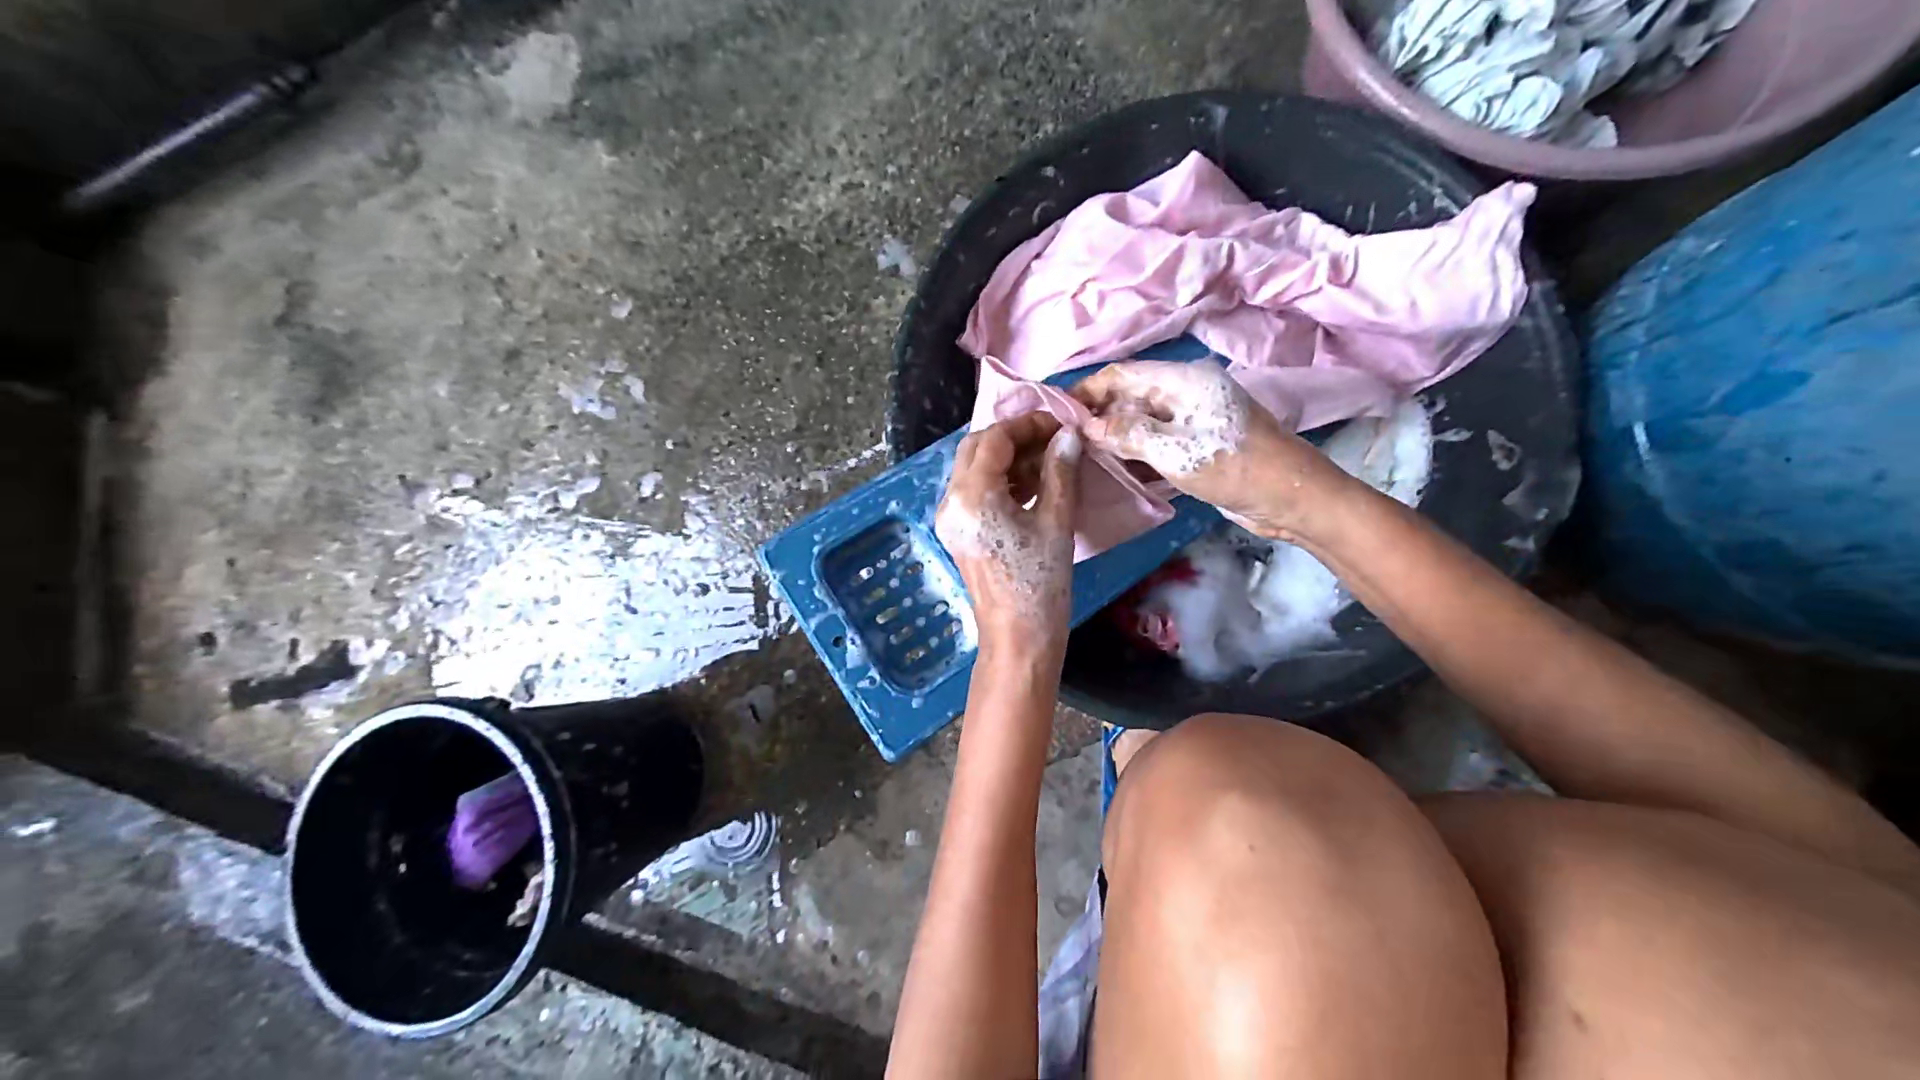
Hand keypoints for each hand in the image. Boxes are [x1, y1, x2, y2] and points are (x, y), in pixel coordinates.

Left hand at [935, 412, 1081, 656]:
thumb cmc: (1040, 584)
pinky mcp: (958, 532)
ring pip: (974, 468)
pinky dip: (1001, 480)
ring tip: (1049, 461)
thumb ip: (1059, 472)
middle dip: (1015, 437)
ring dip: (1008, 458)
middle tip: (1054, 440)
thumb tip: (1068, 435)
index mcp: (972, 496)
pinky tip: (1033, 485)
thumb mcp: (1055, 523)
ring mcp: (950, 518)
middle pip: (977, 448)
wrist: (1017, 638)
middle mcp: (951, 501)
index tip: (1061, 425)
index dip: (1028, 425)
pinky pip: (975, 492)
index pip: (994, 438)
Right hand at [1071, 359, 1356, 543]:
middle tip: (1063, 441)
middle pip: (1129, 396)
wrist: (1293, 499)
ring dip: (1113, 437)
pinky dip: (1132, 454)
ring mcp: (1191, 420)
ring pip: (1139, 422)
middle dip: (1097, 415)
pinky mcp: (1195, 445)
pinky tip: (1112, 471)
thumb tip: (1087, 424)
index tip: (1056, 413)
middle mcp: (1184, 394)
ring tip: (1080, 458)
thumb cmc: (1235, 467)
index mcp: (1182, 381)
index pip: (1122, 374)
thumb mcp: (1175, 451)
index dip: (1087, 390)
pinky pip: (1153, 443)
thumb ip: (1129, 434)